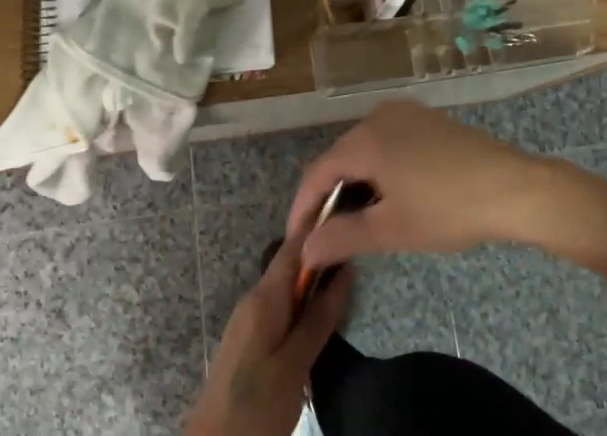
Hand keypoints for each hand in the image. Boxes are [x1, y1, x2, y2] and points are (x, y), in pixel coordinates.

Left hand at [184, 231, 352, 435]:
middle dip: (322, 251)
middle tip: (357, 242)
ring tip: (348, 273)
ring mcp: (250, 319)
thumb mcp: (295, 363)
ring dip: (314, 279)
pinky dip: (303, 301)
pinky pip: (282, 306)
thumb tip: (344, 271)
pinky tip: (323, 310)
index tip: (345, 203)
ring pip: (287, 286)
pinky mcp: (251, 339)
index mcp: (264, 299)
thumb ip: (319, 319)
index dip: (317, 223)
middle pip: (291, 264)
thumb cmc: (257, 403)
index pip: (293, 246)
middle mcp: (254, 299)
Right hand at [286, 100, 551, 270]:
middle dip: (329, 197)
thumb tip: (306, 248)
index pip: (317, 173)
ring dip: (354, 184)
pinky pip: (387, 143)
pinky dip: (378, 170)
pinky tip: (388, 197)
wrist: (515, 188)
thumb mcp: (392, 230)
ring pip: (364, 150)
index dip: (303, 208)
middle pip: (339, 158)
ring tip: (355, 223)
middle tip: (326, 237)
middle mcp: (379, 116)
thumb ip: (342, 236)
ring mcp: (406, 114)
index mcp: (365, 139)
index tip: (298, 242)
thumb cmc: (449, 209)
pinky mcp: (428, 120)